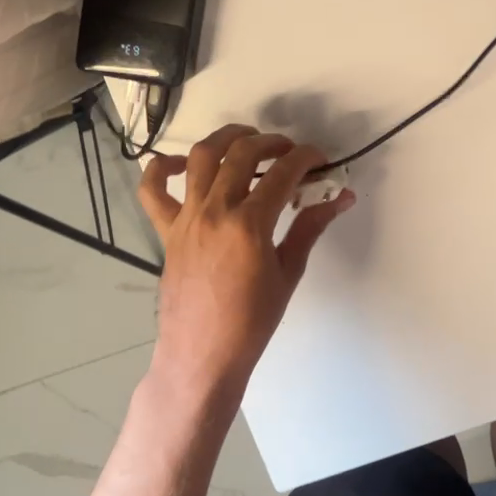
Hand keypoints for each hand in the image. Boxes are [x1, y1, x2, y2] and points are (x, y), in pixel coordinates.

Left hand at [136, 125, 355, 399]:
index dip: (307, 158)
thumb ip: (311, 227)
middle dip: (272, 142)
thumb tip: (342, 198)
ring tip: (246, 141)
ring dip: (226, 139)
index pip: (284, 172)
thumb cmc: (251, 322)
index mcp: (250, 224)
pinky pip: (153, 190)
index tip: (320, 160)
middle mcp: (215, 211)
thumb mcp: (288, 273)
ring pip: (201, 157)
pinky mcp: (167, 230)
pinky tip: (180, 164)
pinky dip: (161, 168)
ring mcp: (186, 218)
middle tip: (289, 151)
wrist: (201, 357)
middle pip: (243, 153)